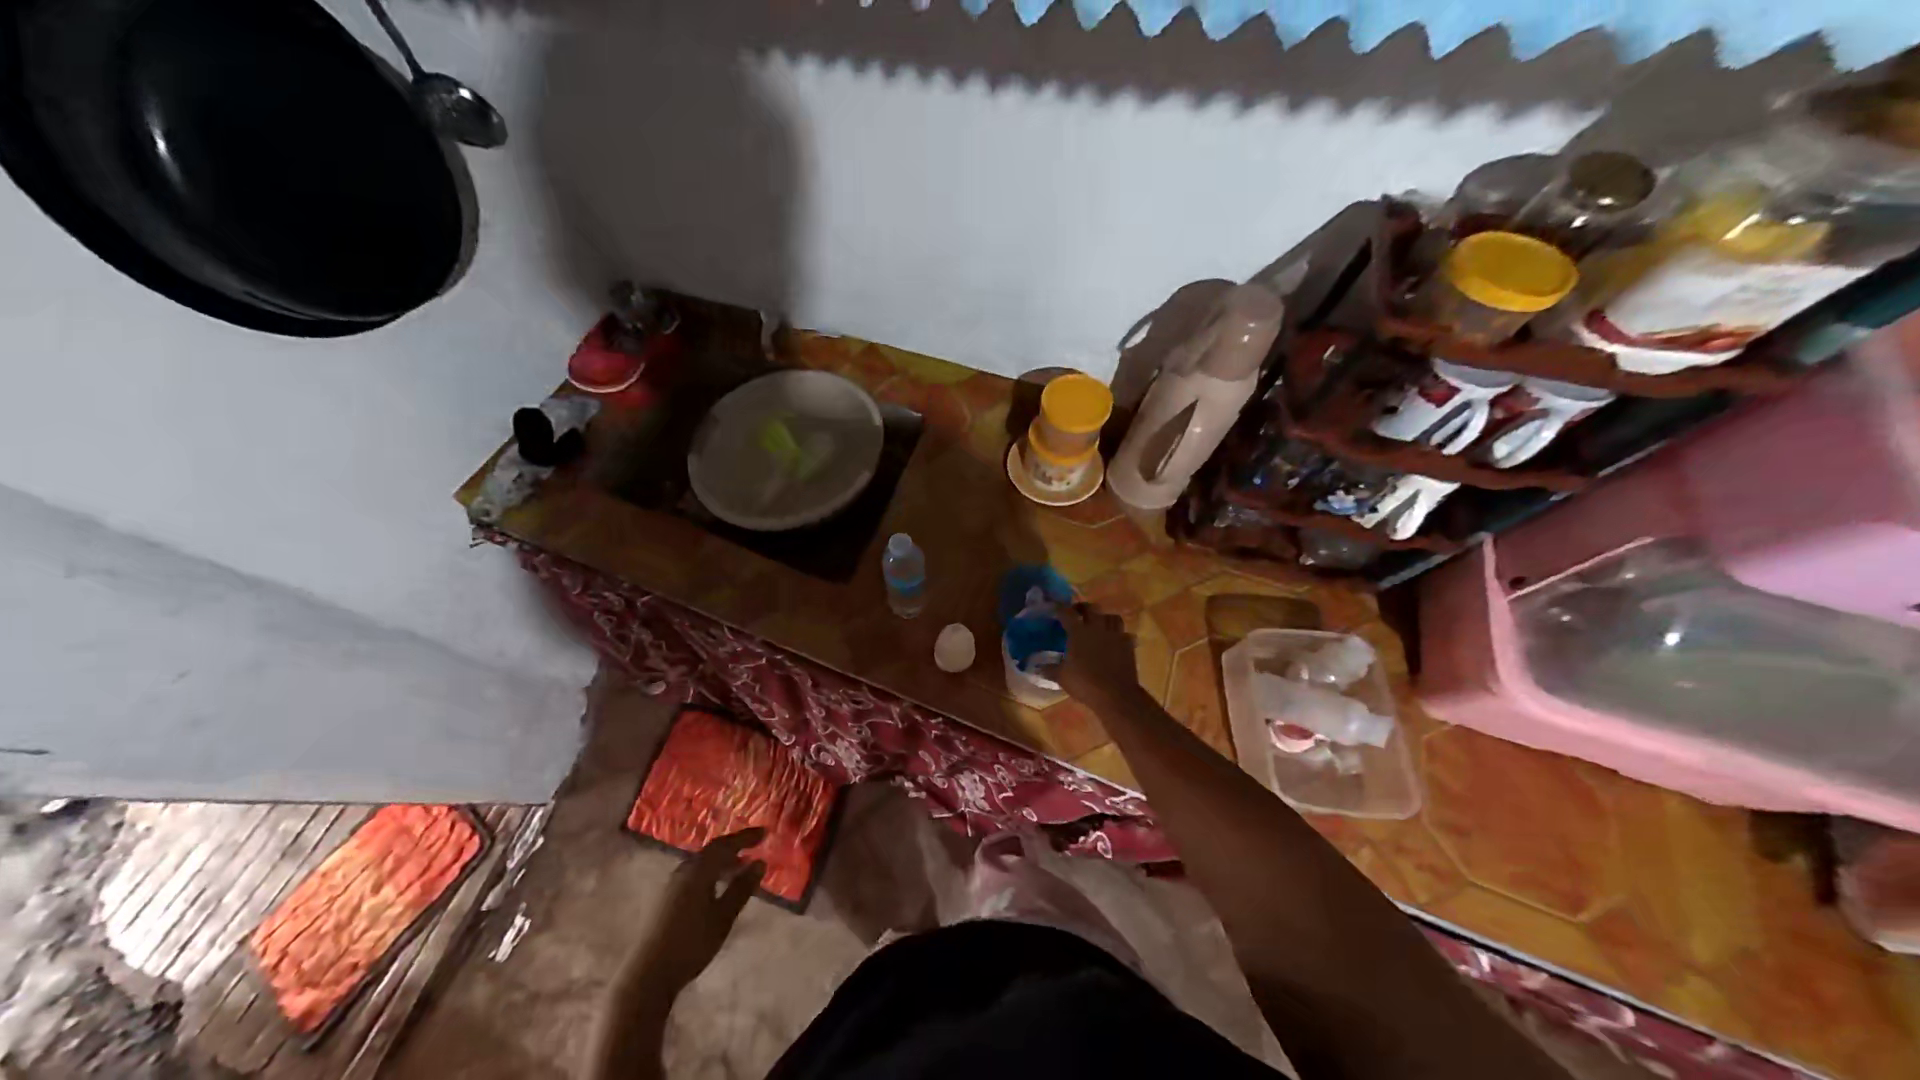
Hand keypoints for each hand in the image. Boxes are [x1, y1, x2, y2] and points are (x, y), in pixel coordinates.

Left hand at [630, 828, 766, 992]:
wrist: (648, 973)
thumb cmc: (691, 943)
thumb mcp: (723, 916)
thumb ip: (742, 888)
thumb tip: (759, 863)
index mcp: (698, 870)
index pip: (725, 845)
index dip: (746, 837)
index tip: (765, 832)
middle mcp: (683, 871)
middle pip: (712, 852)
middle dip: (734, 849)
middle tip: (754, 850)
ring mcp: (672, 885)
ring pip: (702, 864)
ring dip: (722, 862)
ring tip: (739, 870)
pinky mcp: (666, 899)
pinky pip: (694, 875)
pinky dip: (710, 874)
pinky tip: (717, 888)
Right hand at [1058, 603, 1139, 709]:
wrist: (1116, 695)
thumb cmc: (1085, 683)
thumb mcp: (1062, 677)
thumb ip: (1049, 668)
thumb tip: (1037, 666)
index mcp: (1079, 632)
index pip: (1067, 613)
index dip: (1060, 608)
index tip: (1055, 608)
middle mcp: (1097, 628)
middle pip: (1091, 608)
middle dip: (1083, 608)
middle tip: (1077, 613)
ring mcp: (1115, 635)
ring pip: (1112, 617)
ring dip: (1104, 618)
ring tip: (1099, 624)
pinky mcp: (1128, 645)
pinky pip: (1125, 633)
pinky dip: (1119, 635)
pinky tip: (1115, 641)